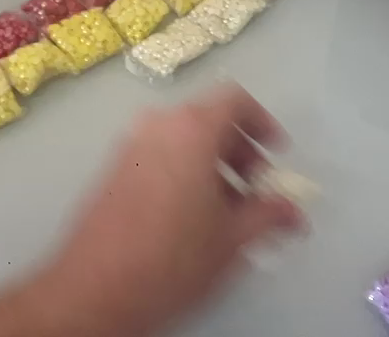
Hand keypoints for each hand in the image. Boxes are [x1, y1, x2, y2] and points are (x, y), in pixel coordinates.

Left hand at [32, 84, 303, 336]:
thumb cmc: (171, 258)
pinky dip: (185, 168)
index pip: (235, 99)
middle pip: (210, 118)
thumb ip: (268, 216)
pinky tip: (192, 215)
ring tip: (227, 211)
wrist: (94, 288)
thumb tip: (294, 211)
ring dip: (213, 163)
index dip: (263, 122)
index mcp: (191, 128)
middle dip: (240, 150)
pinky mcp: (115, 165)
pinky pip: (161, 151)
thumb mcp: (232, 240)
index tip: (277, 153)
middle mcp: (159, 123)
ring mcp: (132, 142)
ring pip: (184, 137)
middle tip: (256, 190)